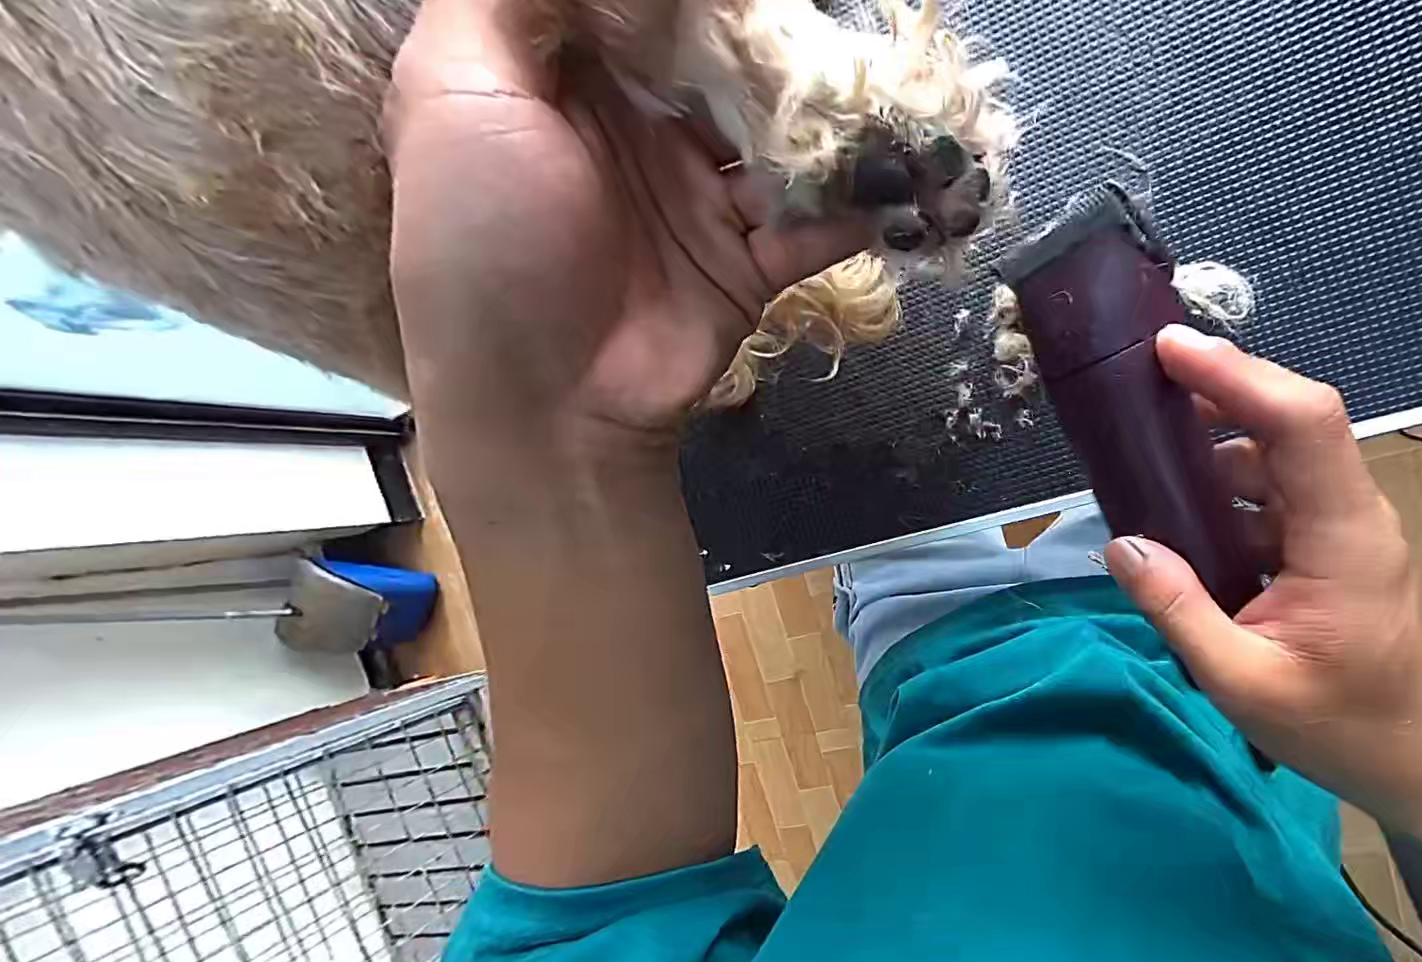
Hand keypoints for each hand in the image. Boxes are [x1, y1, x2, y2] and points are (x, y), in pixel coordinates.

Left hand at [383, 0, 870, 457]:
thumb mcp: (463, 90)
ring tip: (880, 103)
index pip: (646, 10)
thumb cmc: (489, 241)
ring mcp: (705, 205)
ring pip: (780, 150)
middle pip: (727, 72)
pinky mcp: (748, 267)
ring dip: (828, 131)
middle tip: (833, 44)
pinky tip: (891, 196)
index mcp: (573, 81)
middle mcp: (648, 136)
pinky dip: (850, 217)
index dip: (700, 0)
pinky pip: (810, 234)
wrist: (551, 397)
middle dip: (775, 54)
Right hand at [1104, 325, 1421, 840]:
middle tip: (1145, 385)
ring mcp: (1341, 527)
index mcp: (1342, 539)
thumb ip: (1177, 610)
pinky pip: (1272, 492)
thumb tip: (1121, 545)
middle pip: (1291, 422)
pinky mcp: (1326, 544)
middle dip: (1219, 392)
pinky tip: (1179, 504)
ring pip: (1278, 455)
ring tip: (1149, 447)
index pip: (1302, 424)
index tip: (1172, 350)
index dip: (1237, 376)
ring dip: (1216, 442)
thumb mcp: (1240, 680)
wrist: (1414, 762)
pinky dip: (1223, 484)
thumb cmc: (1339, 728)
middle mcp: (1349, 515)